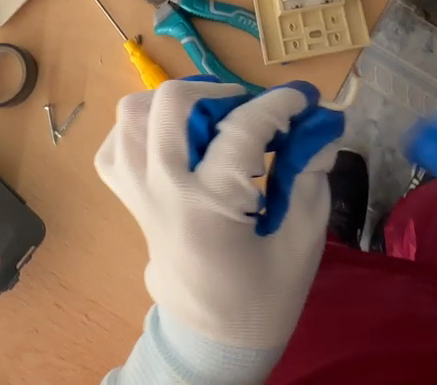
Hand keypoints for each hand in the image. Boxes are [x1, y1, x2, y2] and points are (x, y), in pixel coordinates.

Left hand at [96, 78, 344, 351]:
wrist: (211, 342)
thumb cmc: (263, 296)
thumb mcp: (302, 241)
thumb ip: (310, 176)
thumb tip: (319, 125)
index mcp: (208, 207)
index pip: (240, 129)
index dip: (278, 104)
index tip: (303, 99)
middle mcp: (163, 191)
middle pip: (172, 104)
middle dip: (220, 93)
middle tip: (250, 111)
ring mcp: (137, 192)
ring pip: (133, 113)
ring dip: (175, 103)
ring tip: (211, 118)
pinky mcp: (126, 198)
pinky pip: (117, 142)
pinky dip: (143, 126)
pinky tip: (175, 138)